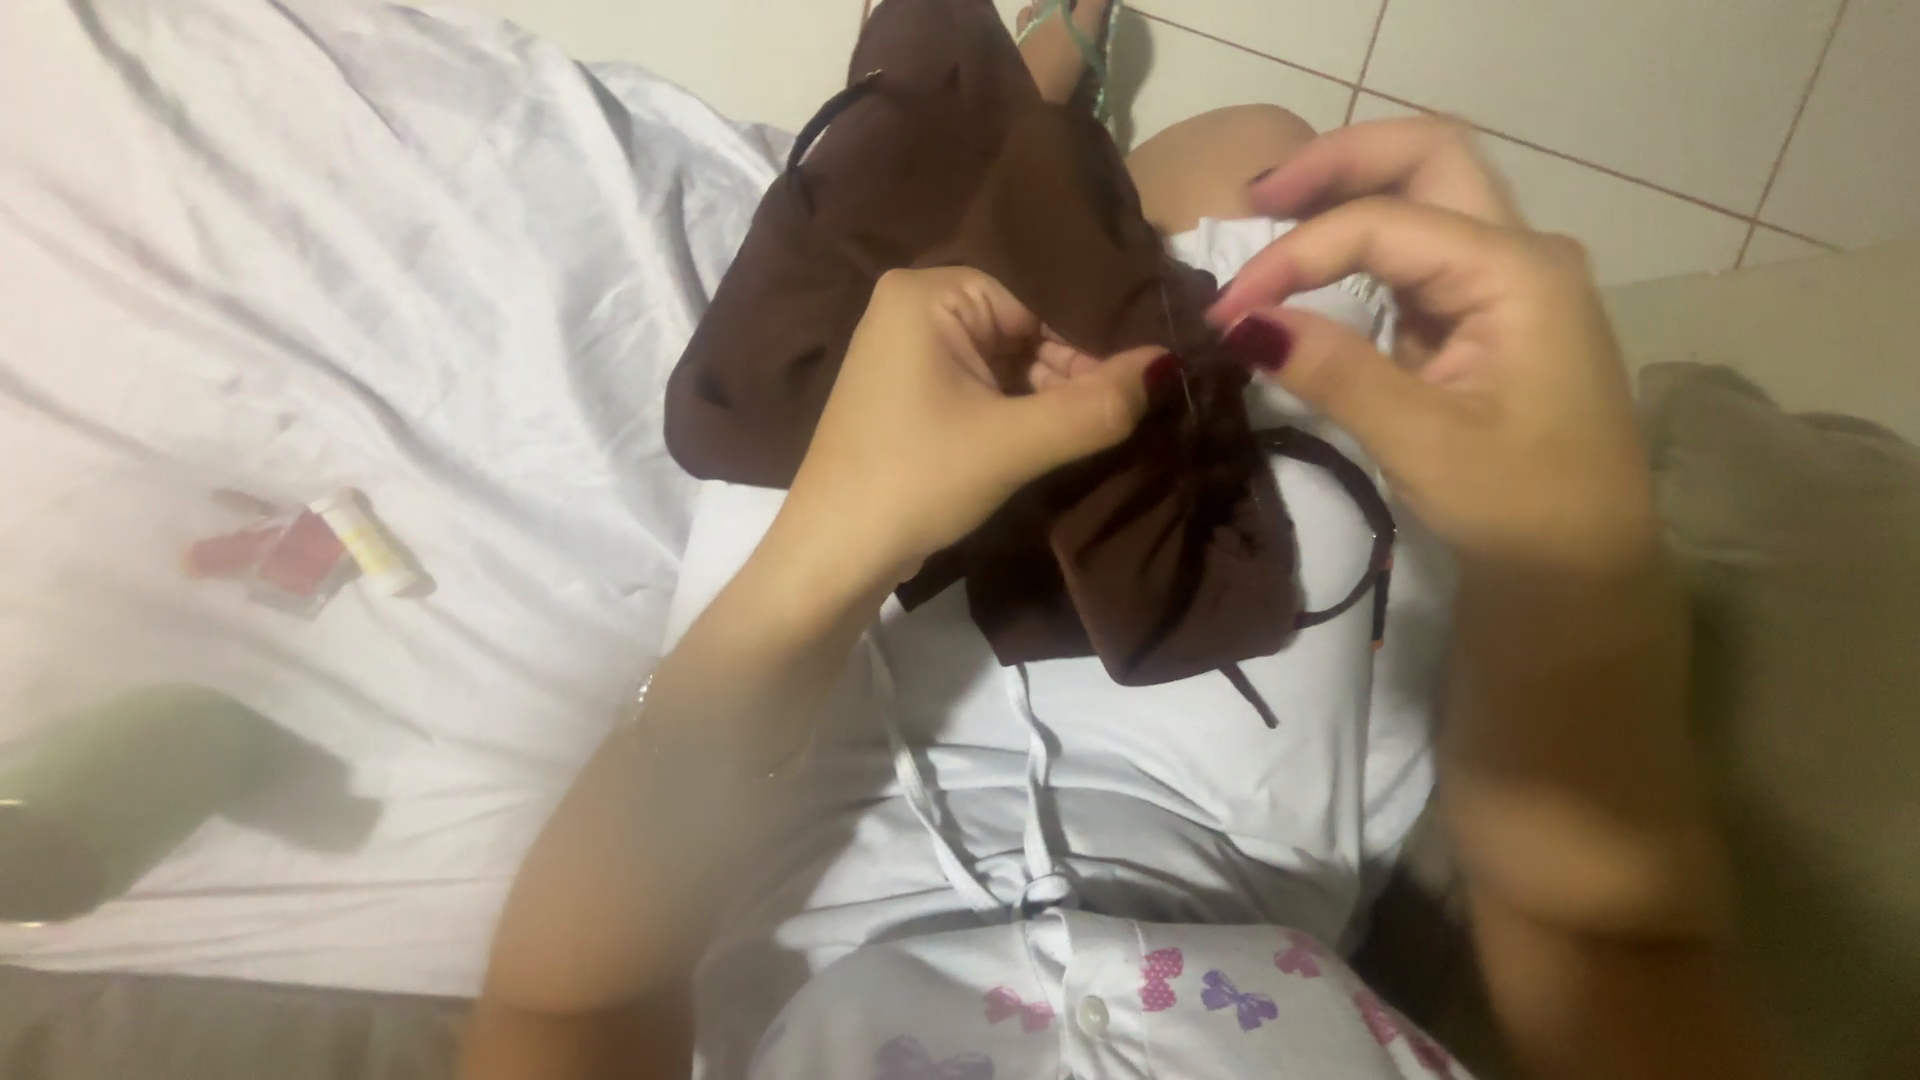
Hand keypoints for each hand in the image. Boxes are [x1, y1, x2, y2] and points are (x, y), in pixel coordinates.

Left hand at [781, 267, 1165, 578]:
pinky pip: (980, 387)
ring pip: (1004, 363)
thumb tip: (1168, 364)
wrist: (834, 552)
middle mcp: (913, 309)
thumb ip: (1095, 405)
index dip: (1091, 343)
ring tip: (1092, 432)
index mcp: (927, 293)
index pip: (1038, 299)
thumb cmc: (916, 480)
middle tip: (1121, 415)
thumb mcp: (1013, 443)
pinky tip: (1050, 438)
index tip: (1138, 385)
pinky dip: (1015, 412)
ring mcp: (907, 353)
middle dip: (1069, 375)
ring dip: (1046, 399)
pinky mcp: (910, 394)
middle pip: (1021, 329)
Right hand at [1210, 118, 1655, 578]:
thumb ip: (1333, 370)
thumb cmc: (1515, 503)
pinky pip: (1414, 252)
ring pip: (1425, 193)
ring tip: (1271, 215)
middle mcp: (1515, 255)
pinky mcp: (1476, 316)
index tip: (1224, 314)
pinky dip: (1357, 243)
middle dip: (1335, 163)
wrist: (1576, 559)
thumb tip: (1241, 325)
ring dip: (1348, 191)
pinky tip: (1313, 265)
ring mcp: (1500, 282)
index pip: (1384, 224)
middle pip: (1427, 158)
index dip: (1293, 256)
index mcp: (1516, 274)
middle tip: (1255, 198)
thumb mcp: (1419, 440)